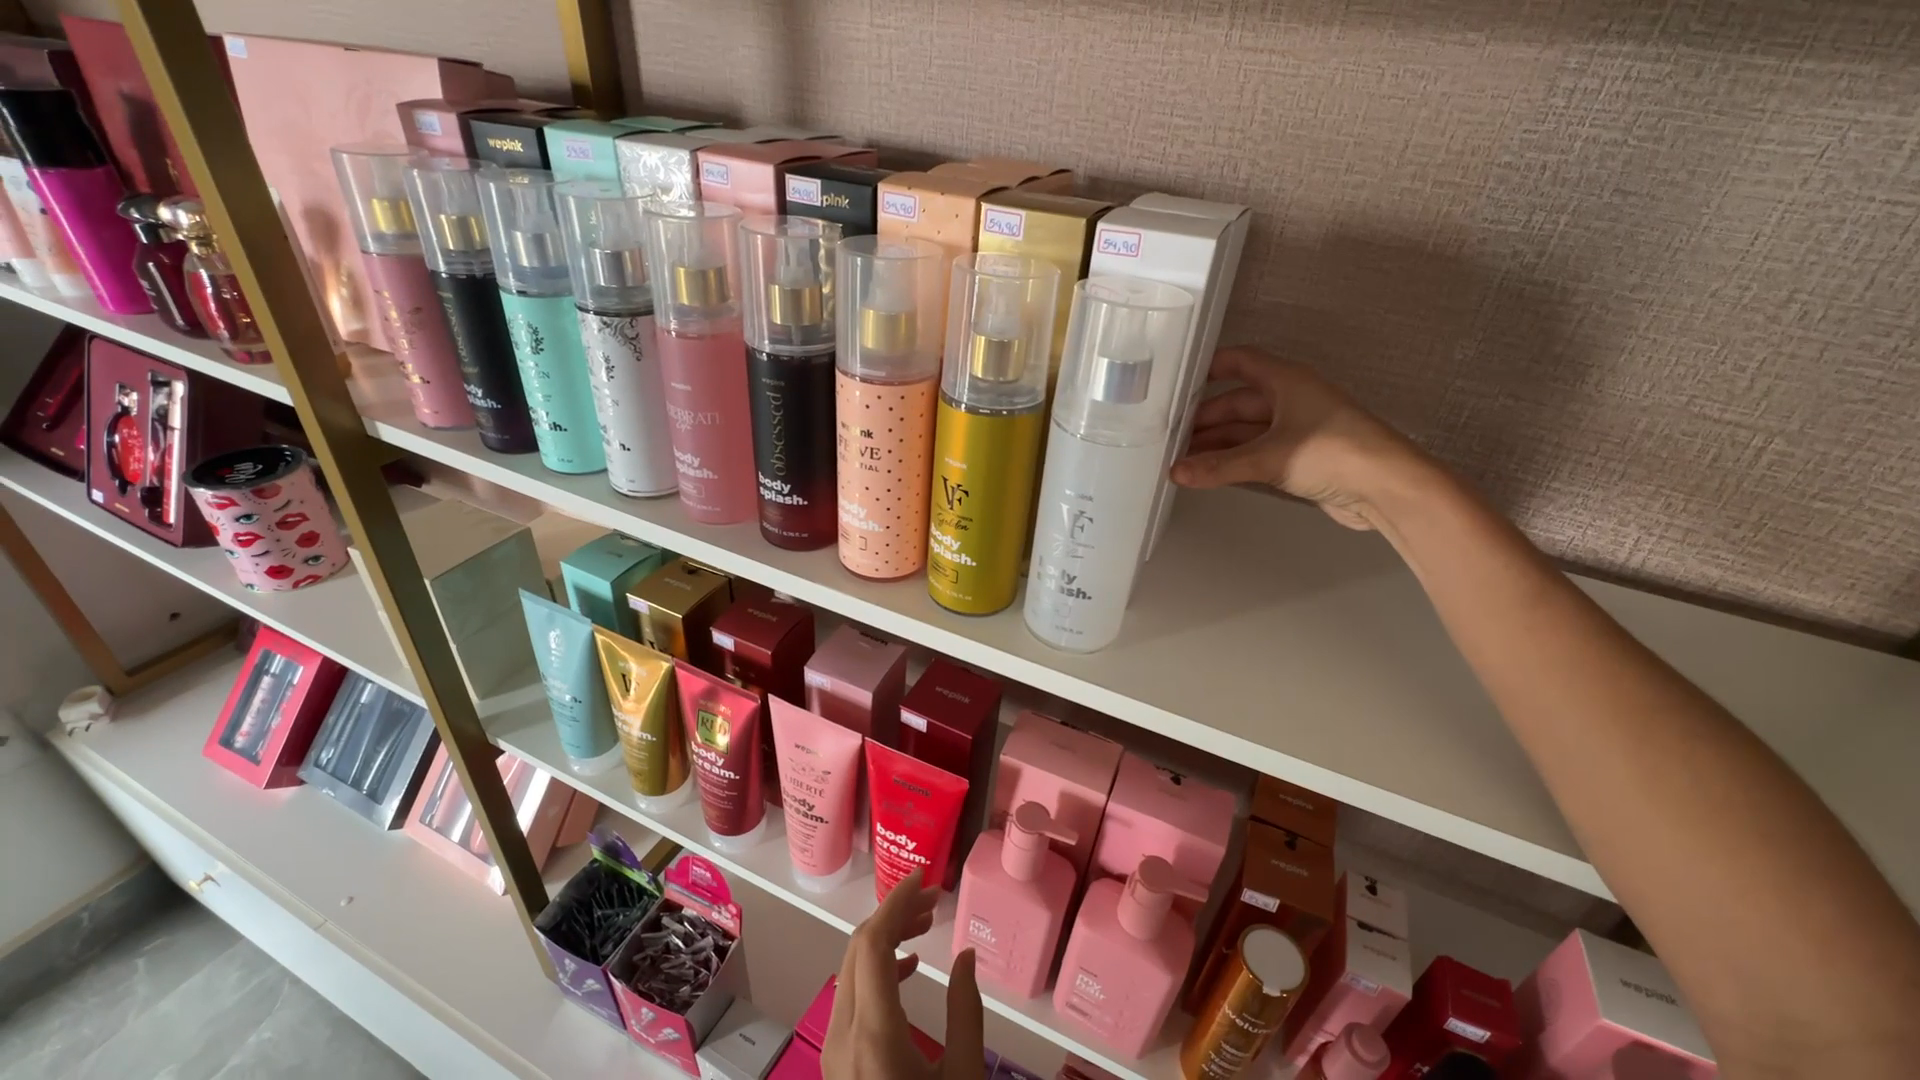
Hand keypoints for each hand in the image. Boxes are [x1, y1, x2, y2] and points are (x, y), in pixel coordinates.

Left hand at [822, 870, 986, 1079]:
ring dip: (885, 939)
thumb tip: (966, 956)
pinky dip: (876, 970)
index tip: (922, 878)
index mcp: (874, 1034)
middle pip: (858, 951)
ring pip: (851, 971)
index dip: (895, 903)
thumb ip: (965, 1014)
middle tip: (932, 900)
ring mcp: (833, 1047)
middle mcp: (842, 1034)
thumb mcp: (963, 1076)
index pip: (872, 945)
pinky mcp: (835, 1058)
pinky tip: (907, 966)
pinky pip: (851, 996)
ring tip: (924, 925)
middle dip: (894, 914)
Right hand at [1170, 347, 1431, 530]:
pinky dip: (1232, 462)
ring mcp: (1295, 430)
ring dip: (1215, 444)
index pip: (1240, 362)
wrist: (1387, 488)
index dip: (1209, 368)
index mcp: (1286, 381)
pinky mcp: (1300, 459)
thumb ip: (1219, 466)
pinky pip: (1256, 455)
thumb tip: (1175, 473)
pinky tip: (1206, 472)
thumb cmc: (1334, 452)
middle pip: (1237, 403)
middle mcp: (1289, 400)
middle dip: (1204, 419)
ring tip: (1177, 458)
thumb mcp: (1269, 457)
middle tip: (1167, 434)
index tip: (1175, 381)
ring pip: (1245, 432)